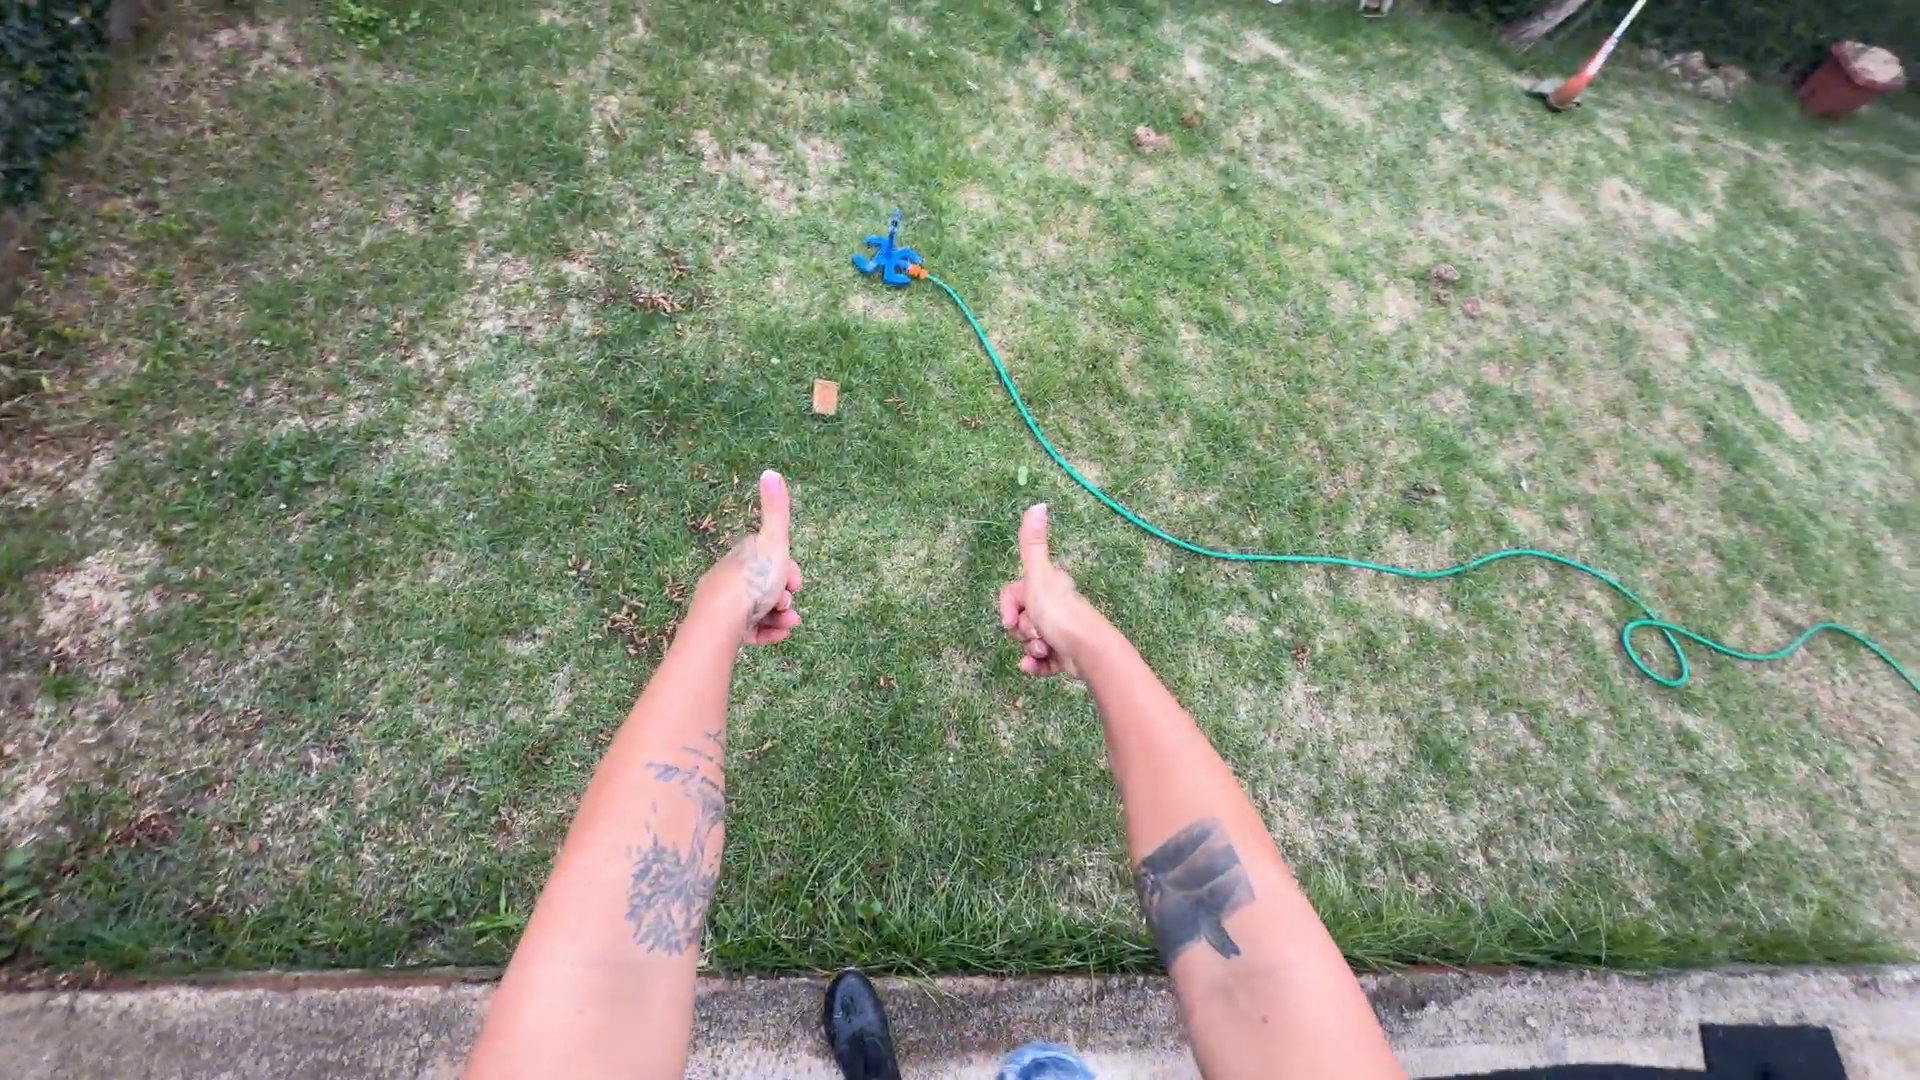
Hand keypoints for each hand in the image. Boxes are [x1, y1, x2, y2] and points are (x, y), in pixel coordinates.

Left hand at [698, 470, 803, 645]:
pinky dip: (768, 632)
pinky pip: (751, 630)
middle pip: (767, 585)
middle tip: (790, 605)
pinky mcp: (724, 630)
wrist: (720, 620)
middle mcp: (732, 578)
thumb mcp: (772, 541)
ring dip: (782, 617)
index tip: (796, 582)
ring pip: (761, 609)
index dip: (788, 569)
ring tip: (789, 625)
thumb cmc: (751, 579)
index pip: (770, 558)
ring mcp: (726, 605)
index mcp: (743, 556)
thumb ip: (775, 509)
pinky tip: (778, 636)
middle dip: (786, 596)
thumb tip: (771, 470)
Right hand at [998, 504, 1107, 678]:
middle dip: (1022, 631)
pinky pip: (1040, 661)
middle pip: (1020, 620)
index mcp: (1047, 585)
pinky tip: (1035, 667)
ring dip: (1030, 649)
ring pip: (1028, 641)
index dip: (1007, 608)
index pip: (1012, 596)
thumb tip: (1038, 504)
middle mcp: (1054, 605)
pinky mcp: (1063, 655)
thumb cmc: (1060, 613)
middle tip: (1035, 633)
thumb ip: (1032, 543)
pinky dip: (1036, 666)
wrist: (1088, 651)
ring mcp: (1059, 631)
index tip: (1010, 619)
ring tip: (1043, 651)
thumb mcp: (1039, 575)